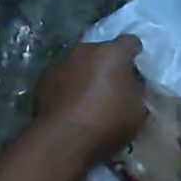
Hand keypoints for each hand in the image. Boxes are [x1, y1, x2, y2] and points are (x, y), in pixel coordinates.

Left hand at [33, 34, 146, 156]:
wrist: (64, 139)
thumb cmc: (108, 122)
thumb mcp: (138, 110)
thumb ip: (136, 90)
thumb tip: (129, 85)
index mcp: (112, 52)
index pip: (130, 42)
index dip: (134, 55)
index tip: (135, 69)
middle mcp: (84, 50)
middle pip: (100, 52)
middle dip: (106, 65)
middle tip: (110, 87)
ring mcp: (60, 63)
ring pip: (78, 64)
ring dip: (84, 75)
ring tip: (85, 98)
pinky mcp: (42, 79)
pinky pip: (61, 79)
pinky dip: (66, 87)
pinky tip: (68, 106)